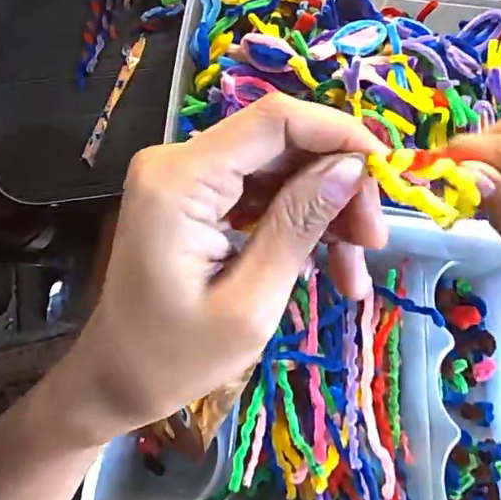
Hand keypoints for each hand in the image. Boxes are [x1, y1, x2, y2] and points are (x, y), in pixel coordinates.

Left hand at [56, 94, 386, 442]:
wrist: (114, 379)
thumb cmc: (174, 358)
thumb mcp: (251, 303)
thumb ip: (299, 225)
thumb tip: (353, 166)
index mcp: (180, 180)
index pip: (273, 119)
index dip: (338, 132)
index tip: (386, 172)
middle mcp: (178, 161)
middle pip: (281, 142)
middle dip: (337, 184)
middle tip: (374, 242)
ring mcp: (184, 175)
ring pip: (279, 167)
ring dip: (324, 209)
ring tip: (353, 272)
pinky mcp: (194, 193)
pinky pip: (260, 190)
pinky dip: (297, 220)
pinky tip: (328, 264)